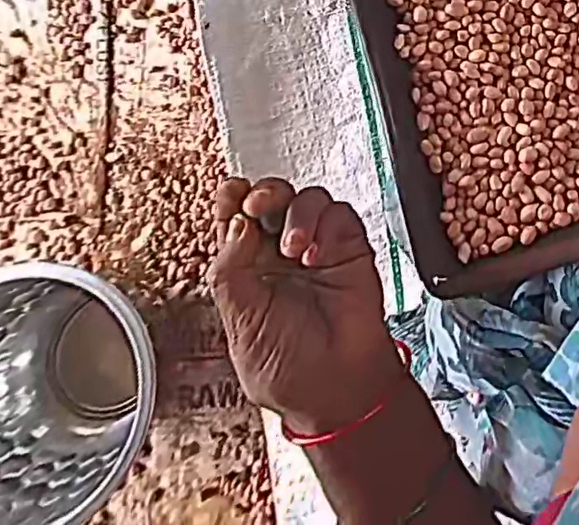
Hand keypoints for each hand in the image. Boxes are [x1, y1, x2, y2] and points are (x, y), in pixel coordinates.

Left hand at [209, 178, 403, 432]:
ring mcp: (318, 246)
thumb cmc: (288, 367)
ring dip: (296, 212)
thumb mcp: (240, 325)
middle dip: (264, 193)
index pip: (236, 222)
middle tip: (258, 203)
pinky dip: (326, 225)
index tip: (229, 192)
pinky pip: (339, 213)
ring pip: (306, 199)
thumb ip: (232, 272)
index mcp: (248, 269)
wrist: (338, 385)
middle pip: (272, 200)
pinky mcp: (349, 245)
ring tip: (292, 246)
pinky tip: (316, 255)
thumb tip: (236, 224)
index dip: (231, 202)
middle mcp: (281, 253)